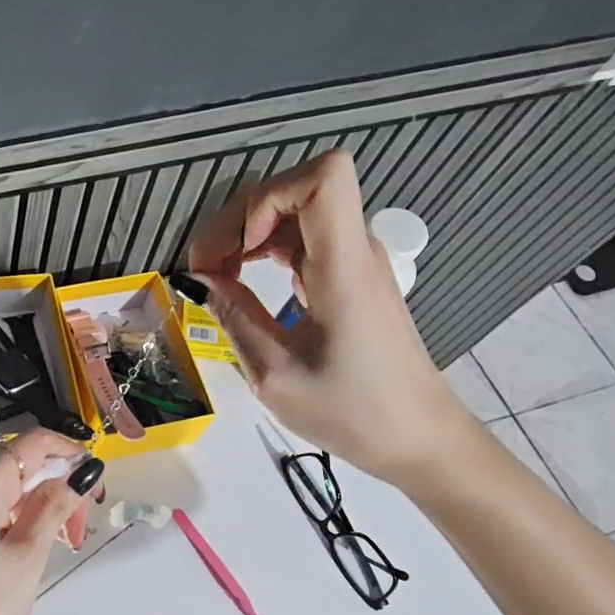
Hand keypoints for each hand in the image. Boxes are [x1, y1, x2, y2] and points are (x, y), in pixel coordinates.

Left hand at [0, 429, 102, 614]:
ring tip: (61, 544)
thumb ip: (54, 507)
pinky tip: (33, 549)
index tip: (95, 481)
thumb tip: (81, 469)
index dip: (68, 451)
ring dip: (42, 506)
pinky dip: (21, 519)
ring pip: (9, 490)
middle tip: (79, 530)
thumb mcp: (27, 556)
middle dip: (58, 485)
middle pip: (20, 465)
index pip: (30, 443)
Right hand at [187, 150, 474, 484]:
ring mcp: (354, 261)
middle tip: (205, 273)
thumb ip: (235, 317)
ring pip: (293, 212)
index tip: (238, 251)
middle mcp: (355, 251)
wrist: (416, 437)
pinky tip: (241, 284)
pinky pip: (301, 240)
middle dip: (239, 220)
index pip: (323, 177)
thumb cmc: (352, 414)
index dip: (268, 198)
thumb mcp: (275, 376)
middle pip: (296, 189)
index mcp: (344, 268)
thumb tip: (197, 278)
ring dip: (246, 235)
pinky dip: (263, 251)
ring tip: (215, 279)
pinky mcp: (349, 277)